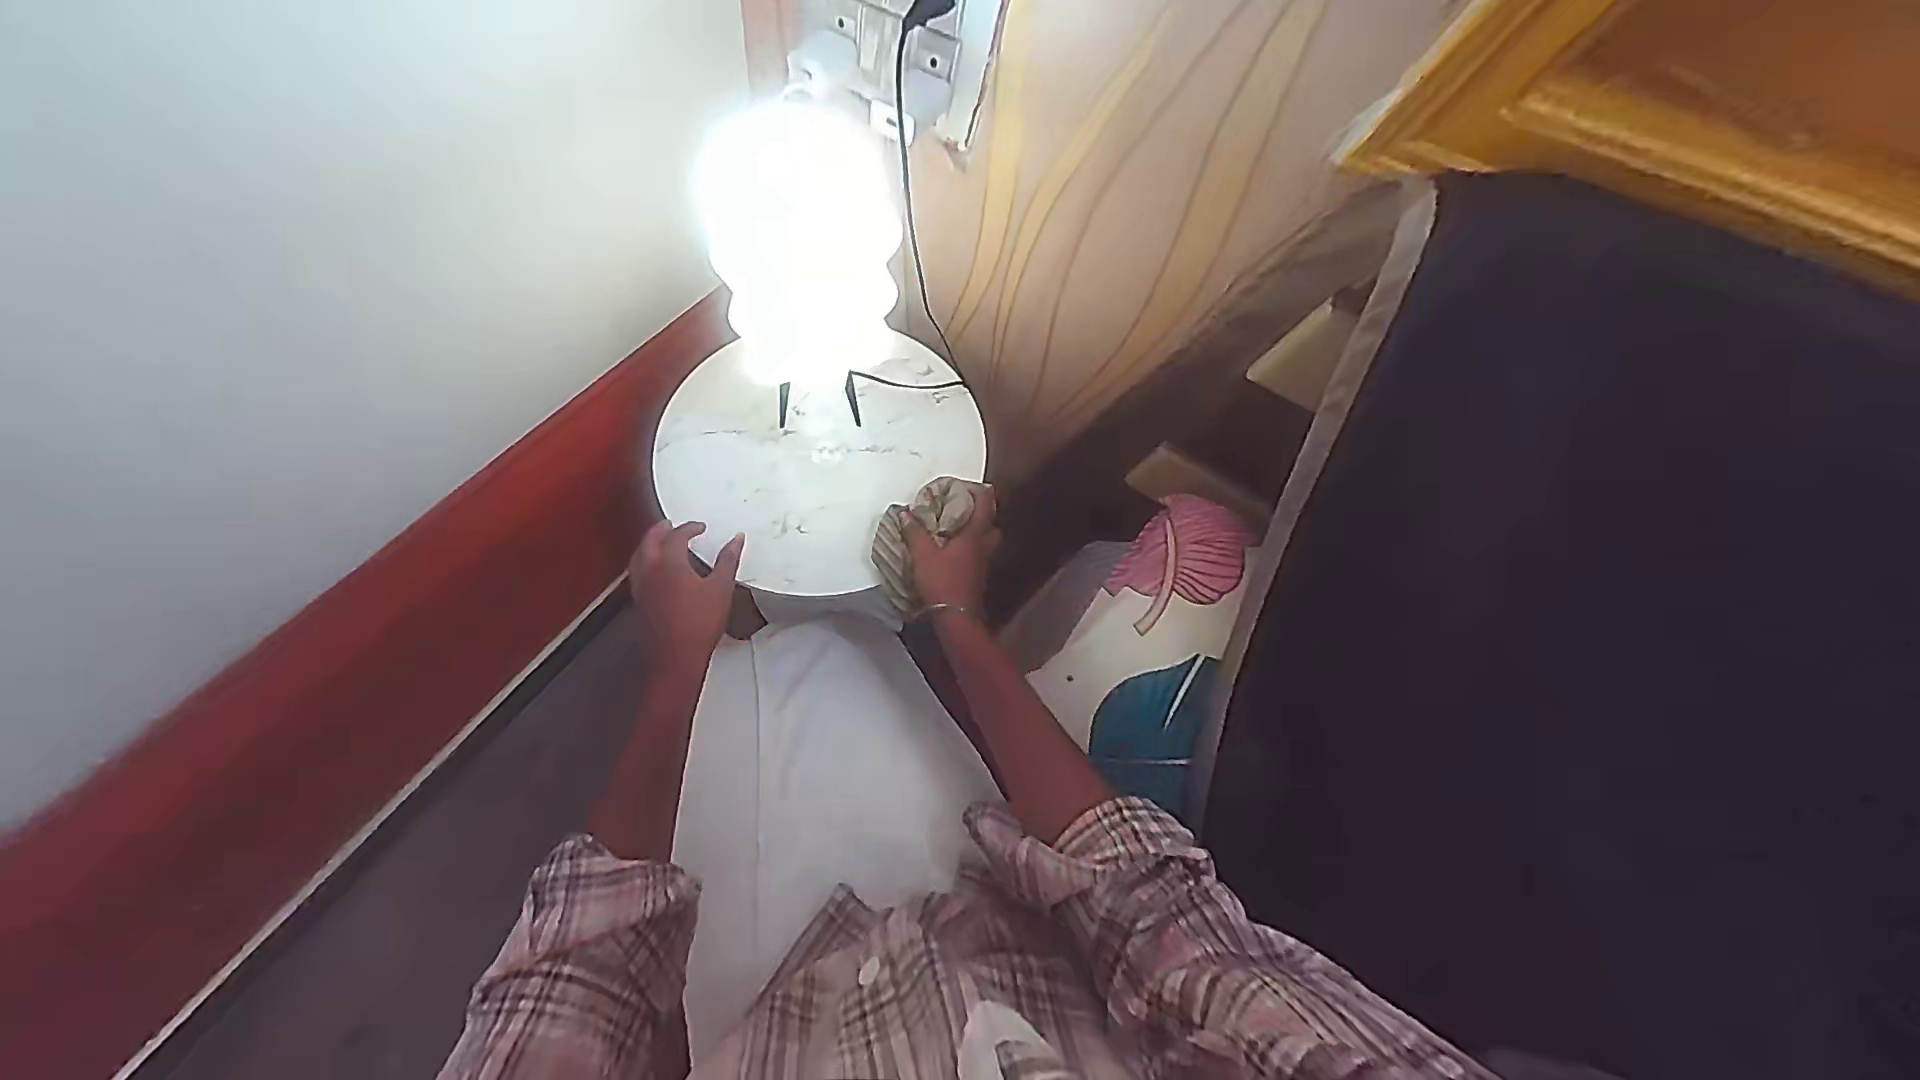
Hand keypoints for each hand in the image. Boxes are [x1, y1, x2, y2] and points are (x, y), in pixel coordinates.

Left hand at [628, 520, 742, 677]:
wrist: (676, 657)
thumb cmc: (700, 623)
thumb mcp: (721, 588)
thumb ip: (728, 560)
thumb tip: (736, 539)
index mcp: (669, 564)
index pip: (676, 536)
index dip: (689, 528)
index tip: (700, 527)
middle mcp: (650, 571)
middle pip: (649, 540)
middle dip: (661, 529)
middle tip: (673, 525)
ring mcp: (641, 587)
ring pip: (638, 555)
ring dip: (649, 543)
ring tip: (661, 541)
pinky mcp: (639, 601)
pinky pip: (637, 571)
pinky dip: (645, 560)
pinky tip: (655, 569)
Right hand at [901, 485, 999, 614]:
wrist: (956, 617)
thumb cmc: (942, 582)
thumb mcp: (922, 555)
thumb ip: (914, 532)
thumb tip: (905, 513)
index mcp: (973, 536)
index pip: (984, 506)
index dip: (979, 492)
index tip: (968, 485)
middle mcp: (983, 547)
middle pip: (992, 524)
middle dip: (983, 512)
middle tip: (967, 506)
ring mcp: (983, 564)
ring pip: (988, 541)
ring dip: (979, 531)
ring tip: (960, 527)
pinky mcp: (978, 578)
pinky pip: (979, 555)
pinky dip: (971, 548)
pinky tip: (956, 551)